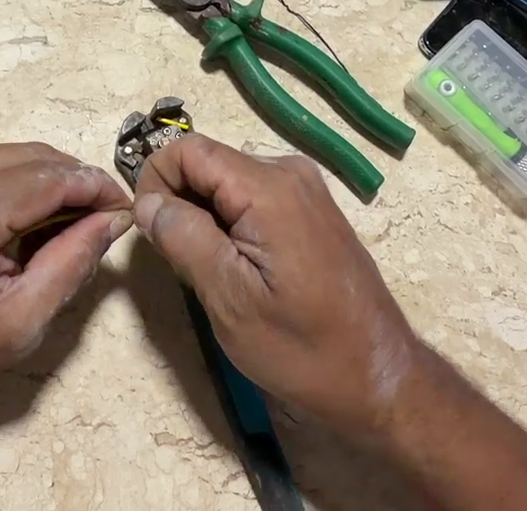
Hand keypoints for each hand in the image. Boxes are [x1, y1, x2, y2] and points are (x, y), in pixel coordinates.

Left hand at [0, 143, 132, 427]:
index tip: (125, 209)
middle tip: (102, 221)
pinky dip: (16, 183)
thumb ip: (71, 264)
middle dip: (75, 183)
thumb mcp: (17, 324)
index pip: (49, 177)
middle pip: (32, 158)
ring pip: (12, 155)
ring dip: (47, 182)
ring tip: (67, 225)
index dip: (95, 188)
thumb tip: (114, 219)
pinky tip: (26, 220)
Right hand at [133, 134, 422, 435]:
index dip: (156, 179)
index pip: (189, 149)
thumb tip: (147, 201)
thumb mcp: (229, 299)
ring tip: (214, 271)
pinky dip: (231, 221)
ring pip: (227, 180)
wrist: (380, 378)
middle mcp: (288, 171)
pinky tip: (241, 267)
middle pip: (208, 162)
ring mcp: (304, 188)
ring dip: (205, 215)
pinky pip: (251, 195)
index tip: (151, 230)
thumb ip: (183, 238)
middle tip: (183, 261)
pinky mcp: (310, 208)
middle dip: (180, 201)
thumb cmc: (303, 347)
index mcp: (269, 186)